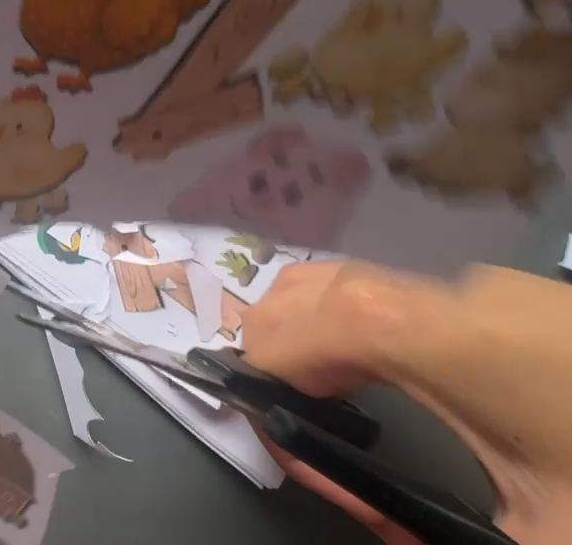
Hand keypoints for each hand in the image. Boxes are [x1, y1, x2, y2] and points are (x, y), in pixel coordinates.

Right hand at [241, 261, 571, 543]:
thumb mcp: (538, 540)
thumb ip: (407, 516)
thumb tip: (328, 484)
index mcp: (440, 340)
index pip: (298, 327)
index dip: (262, 370)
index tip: (268, 425)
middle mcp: (452, 294)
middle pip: (313, 288)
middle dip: (275, 341)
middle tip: (281, 406)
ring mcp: (490, 289)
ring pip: (354, 280)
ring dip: (317, 328)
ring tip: (326, 388)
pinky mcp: (522, 300)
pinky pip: (406, 294)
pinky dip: (366, 323)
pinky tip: (395, 374)